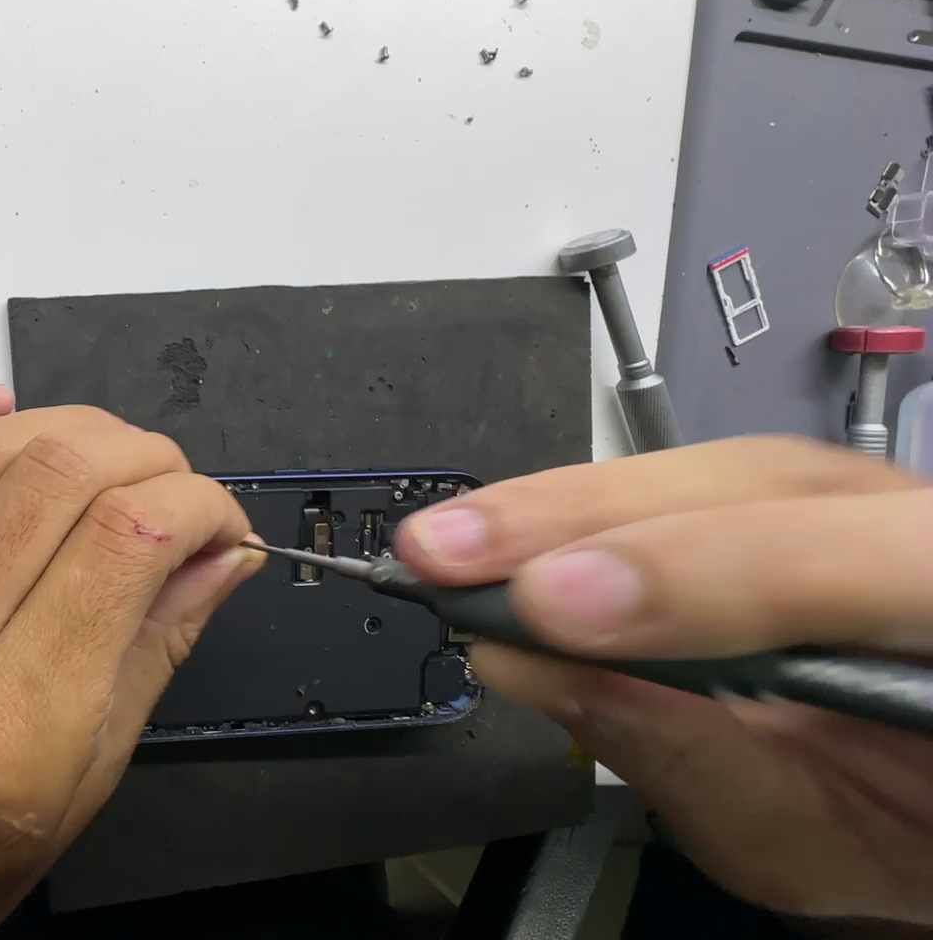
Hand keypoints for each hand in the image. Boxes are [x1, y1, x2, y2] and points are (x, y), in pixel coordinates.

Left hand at [0, 382, 264, 938]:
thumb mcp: (86, 782)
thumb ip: (156, 648)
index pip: (123, 544)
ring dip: (68, 427)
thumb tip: (219, 553)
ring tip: (111, 450)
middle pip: (56, 480)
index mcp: (12, 728)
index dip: (196, 504)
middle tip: (174, 483)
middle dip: (144, 456)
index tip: (218, 518)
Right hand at [395, 437, 932, 925]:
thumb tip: (525, 664)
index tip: (552, 611)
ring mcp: (848, 513)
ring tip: (438, 547)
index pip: (893, 564)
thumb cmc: (901, 853)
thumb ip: (700, 762)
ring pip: (696, 470)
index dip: (711, 572)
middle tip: (446, 556)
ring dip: (546, 509)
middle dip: (585, 517)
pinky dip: (552, 518)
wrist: (918, 820)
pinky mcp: (758, 514)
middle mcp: (920, 542)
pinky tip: (481, 537)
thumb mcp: (819, 847)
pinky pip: (654, 490)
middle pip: (767, 484)